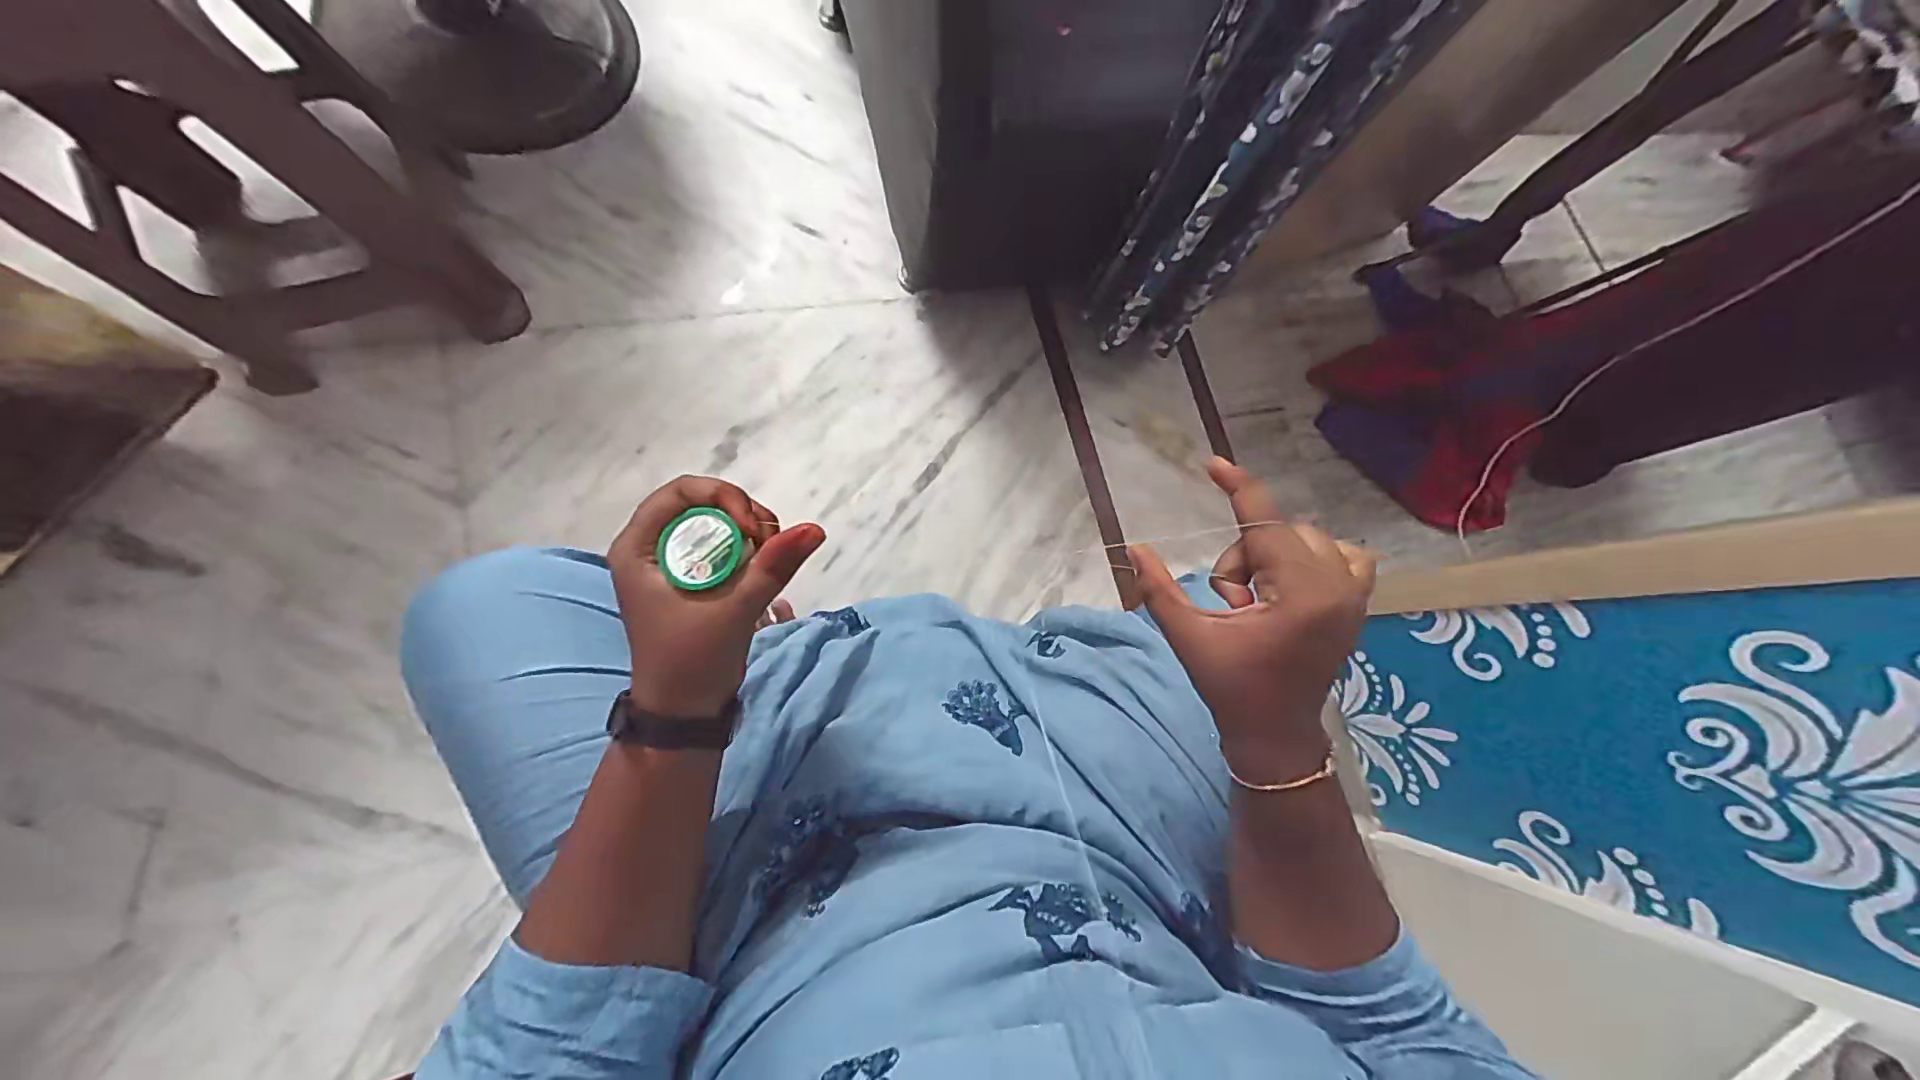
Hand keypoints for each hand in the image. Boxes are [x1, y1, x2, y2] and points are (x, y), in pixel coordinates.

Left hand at [609, 476, 825, 718]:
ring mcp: (672, 565)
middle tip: (772, 542)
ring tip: (772, 558)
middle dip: (743, 515)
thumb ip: (773, 567)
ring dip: (750, 532)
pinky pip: (722, 547)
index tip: (754, 528)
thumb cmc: (692, 663)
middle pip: (702, 504)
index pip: (680, 493)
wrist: (683, 715)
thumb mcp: (734, 611)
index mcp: (637, 549)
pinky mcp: (693, 580)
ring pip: (716, 524)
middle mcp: (650, 549)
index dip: (723, 498)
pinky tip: (765, 568)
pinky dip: (748, 550)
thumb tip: (814, 528)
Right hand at [1128, 458, 1376, 781]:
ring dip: (1271, 557)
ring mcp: (1355, 596)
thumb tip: (1134, 547)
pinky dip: (1310, 556)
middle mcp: (1338, 588)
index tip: (1214, 465)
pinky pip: (1342, 553)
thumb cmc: (1231, 687)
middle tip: (1229, 604)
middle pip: (1279, 533)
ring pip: (1306, 539)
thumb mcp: (1188, 635)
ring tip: (1256, 601)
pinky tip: (1288, 584)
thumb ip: (1159, 588)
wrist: (1276, 733)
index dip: (1238, 489)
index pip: (1266, 524)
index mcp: (1301, 595)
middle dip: (1243, 558)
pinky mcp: (1357, 604)